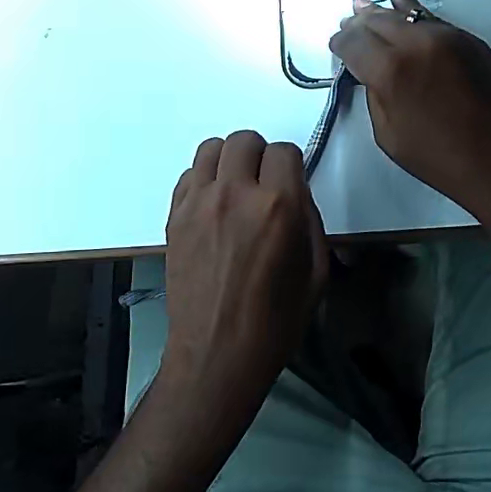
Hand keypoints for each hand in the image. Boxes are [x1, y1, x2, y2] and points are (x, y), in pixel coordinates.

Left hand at [162, 131, 327, 410]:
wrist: (216, 352)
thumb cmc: (274, 321)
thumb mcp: (316, 272)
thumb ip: (309, 221)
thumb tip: (294, 193)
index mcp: (277, 207)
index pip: (284, 151)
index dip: (291, 166)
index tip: (290, 184)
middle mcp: (235, 194)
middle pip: (244, 140)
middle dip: (260, 156)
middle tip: (263, 183)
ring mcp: (198, 203)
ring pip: (211, 148)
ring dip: (228, 161)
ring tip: (235, 188)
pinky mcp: (174, 216)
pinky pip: (188, 175)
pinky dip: (204, 180)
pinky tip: (212, 206)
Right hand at [329, 0, 490, 231]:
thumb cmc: (443, 157)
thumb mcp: (387, 133)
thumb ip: (374, 94)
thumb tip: (370, 73)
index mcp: (391, 71)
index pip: (352, 42)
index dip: (340, 43)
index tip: (336, 44)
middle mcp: (418, 45)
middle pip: (375, 21)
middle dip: (357, 25)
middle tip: (347, 28)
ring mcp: (447, 38)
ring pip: (403, 13)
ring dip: (381, 14)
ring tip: (365, 10)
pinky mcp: (468, 40)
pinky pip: (431, 18)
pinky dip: (411, 11)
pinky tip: (401, 3)